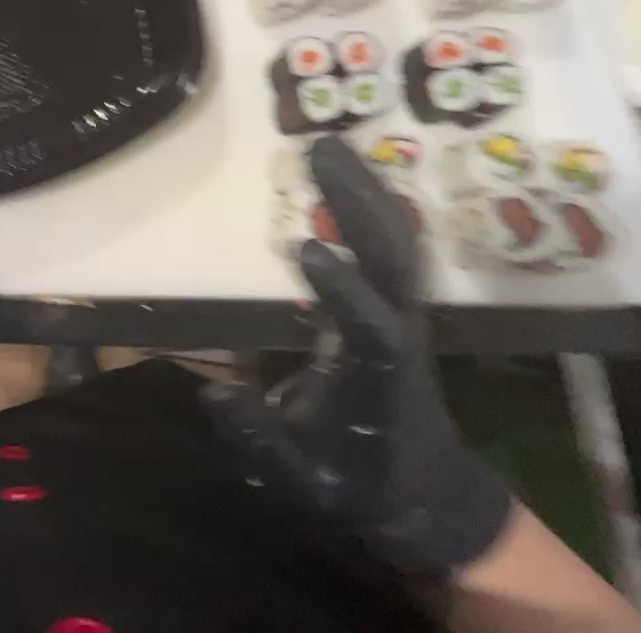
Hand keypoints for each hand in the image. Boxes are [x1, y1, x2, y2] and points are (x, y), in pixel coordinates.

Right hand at [202, 137, 513, 572]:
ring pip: (396, 246)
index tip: (304, 247)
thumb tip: (213, 391)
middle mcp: (398, 334)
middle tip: (321, 151)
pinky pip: (389, 250)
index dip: (342, 289)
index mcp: (378, 377)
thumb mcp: (302, 478)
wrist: (427, 494)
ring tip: (329, 147)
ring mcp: (402, 317)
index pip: (368, 326)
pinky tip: (348, 180)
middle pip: (392, 260)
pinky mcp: (393, 309)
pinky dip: (372, 209)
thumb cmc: (360, 484)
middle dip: (360, 205)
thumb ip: (259, 439)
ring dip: (366, 193)